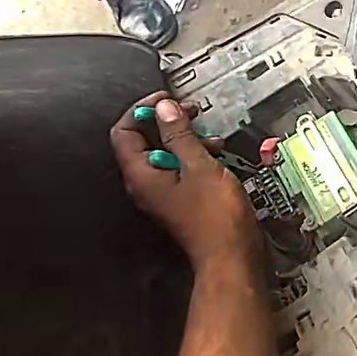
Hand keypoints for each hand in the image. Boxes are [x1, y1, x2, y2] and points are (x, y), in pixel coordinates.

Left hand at [110, 92, 262, 271]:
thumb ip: (179, 134)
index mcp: (142, 175)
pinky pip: (180, 168)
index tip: (166, 100)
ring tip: (209, 133)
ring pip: (165, 154)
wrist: (232, 256)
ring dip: (184, 138)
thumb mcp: (199, 165)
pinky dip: (195, 154)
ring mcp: (164, 193)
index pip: (124, 132)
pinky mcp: (182, 199)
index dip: (141, 110)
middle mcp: (147, 184)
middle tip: (190, 111)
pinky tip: (216, 152)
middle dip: (167, 122)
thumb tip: (163, 108)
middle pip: (144, 141)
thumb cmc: (215, 216)